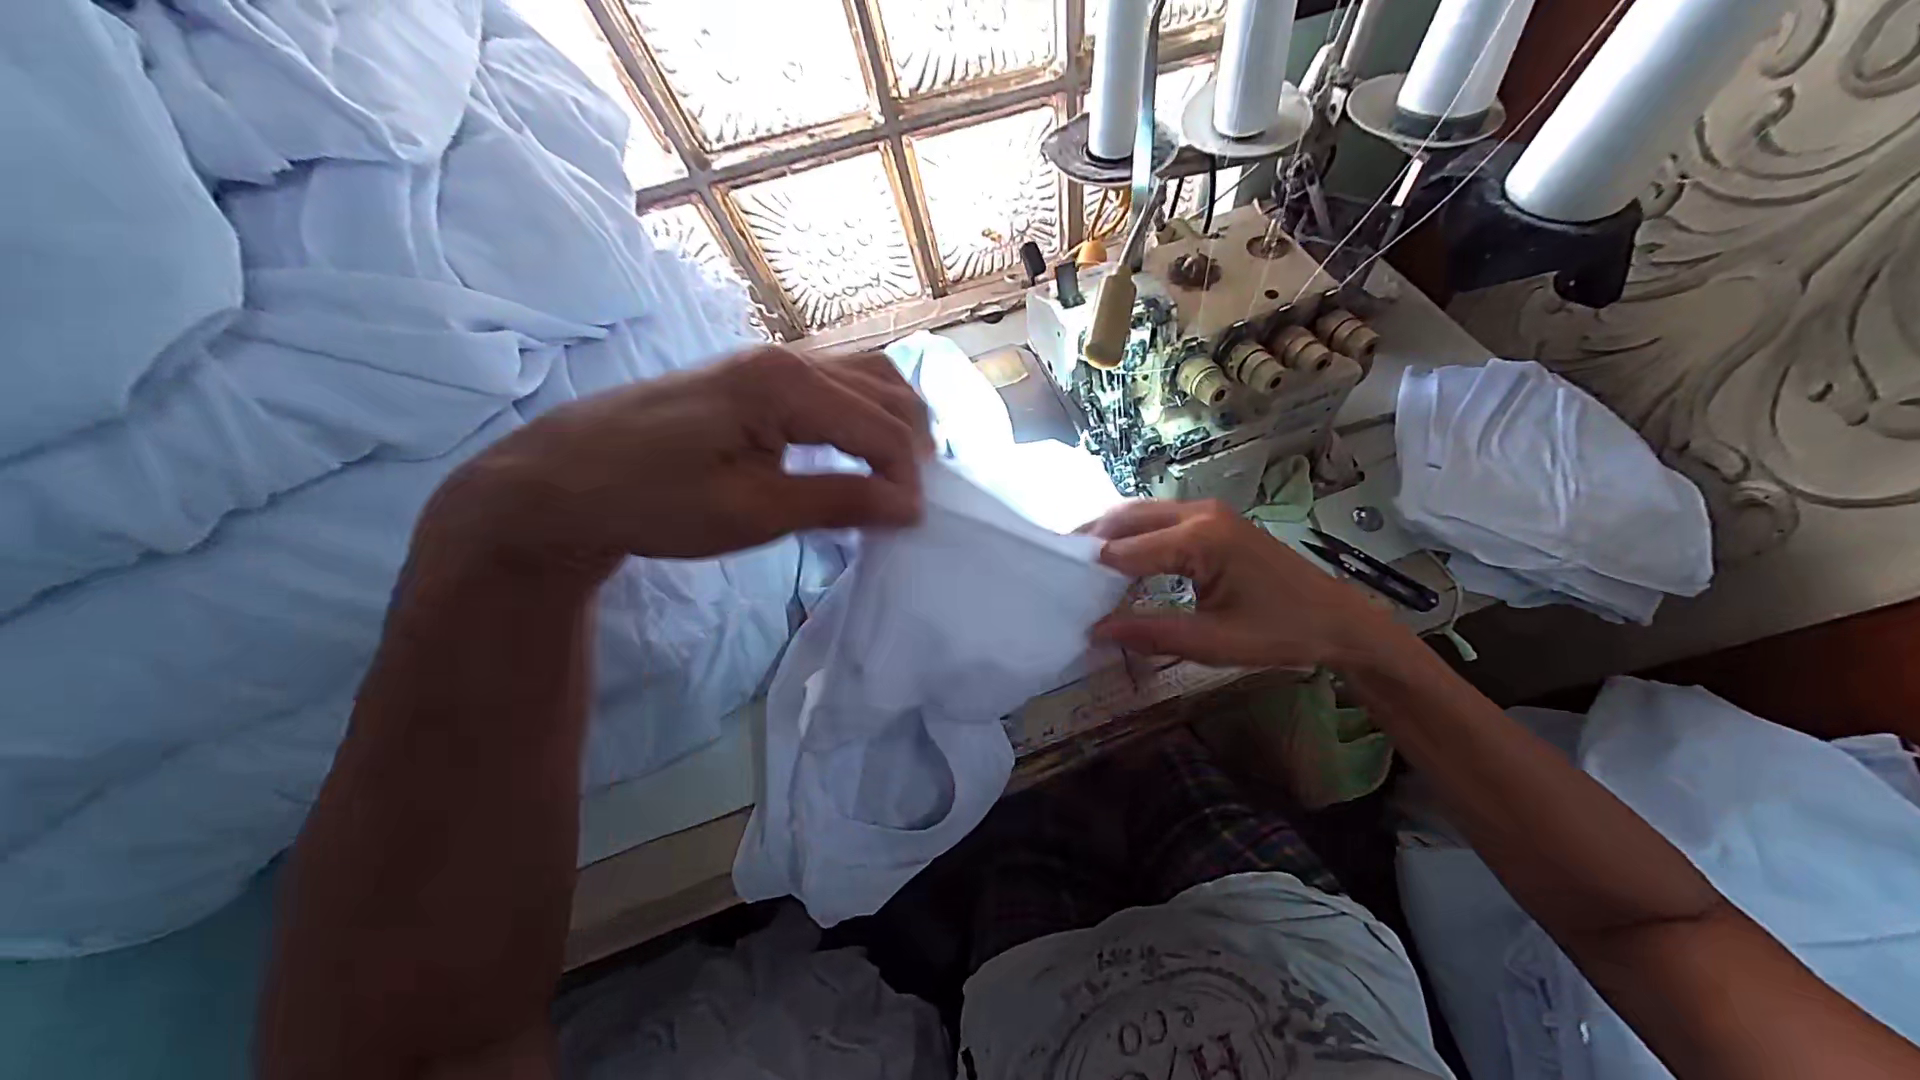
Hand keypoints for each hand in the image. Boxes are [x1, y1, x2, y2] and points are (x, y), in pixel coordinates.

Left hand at [414, 346, 932, 580]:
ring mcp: (769, 360)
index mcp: (788, 385)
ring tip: (896, 475)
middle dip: (910, 448)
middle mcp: (787, 357)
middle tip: (908, 502)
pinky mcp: (754, 376)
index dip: (906, 480)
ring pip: (866, 378)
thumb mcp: (753, 513)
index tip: (908, 527)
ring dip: (892, 424)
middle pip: (885, 391)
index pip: (882, 428)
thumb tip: (911, 507)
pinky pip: (835, 383)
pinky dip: (862, 415)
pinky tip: (856, 449)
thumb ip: (839, 502)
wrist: (562, 482)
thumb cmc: (653, 502)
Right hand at [1084, 500, 1418, 671]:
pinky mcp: (1214, 520)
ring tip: (1081, 565)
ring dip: (1109, 535)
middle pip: (1125, 518)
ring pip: (1140, 513)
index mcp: (1200, 539)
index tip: (1060, 588)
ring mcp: (1208, 511)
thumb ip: (1151, 633)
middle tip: (1060, 569)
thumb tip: (1096, 630)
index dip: (1090, 570)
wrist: (1338, 620)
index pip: (1125, 550)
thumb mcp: (1213, 642)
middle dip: (1090, 542)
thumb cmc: (1280, 632)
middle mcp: (1200, 513)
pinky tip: (1120, 560)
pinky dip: (1132, 535)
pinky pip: (1158, 519)